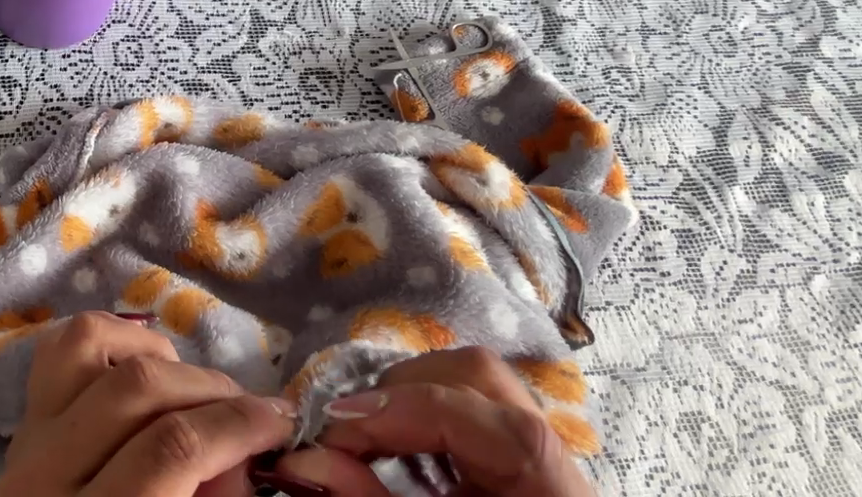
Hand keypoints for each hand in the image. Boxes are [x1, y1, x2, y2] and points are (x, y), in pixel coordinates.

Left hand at [0, 311, 296, 496]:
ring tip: (193, 389)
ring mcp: (28, 438)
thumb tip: (243, 448)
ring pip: (90, 347)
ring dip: (157, 356)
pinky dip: (108, 336)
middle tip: (249, 408)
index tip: (280, 420)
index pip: (172, 448)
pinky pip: (60, 346)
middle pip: (136, 389)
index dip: (235, 425)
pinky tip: (143, 360)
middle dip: (208, 388)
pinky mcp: (23, 419)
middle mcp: (49, 473)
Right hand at [273, 346, 595, 495]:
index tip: (337, 422)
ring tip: (369, 429)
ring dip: (408, 390)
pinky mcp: (514, 450)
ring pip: (473, 376)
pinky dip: (424, 405)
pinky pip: (470, 398)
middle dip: (400, 389)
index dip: (405, 408)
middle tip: (349, 428)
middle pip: (479, 377)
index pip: (484, 420)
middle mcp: (555, 457)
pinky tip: (398, 437)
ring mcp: (539, 447)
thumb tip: (306, 458)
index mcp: (549, 489)